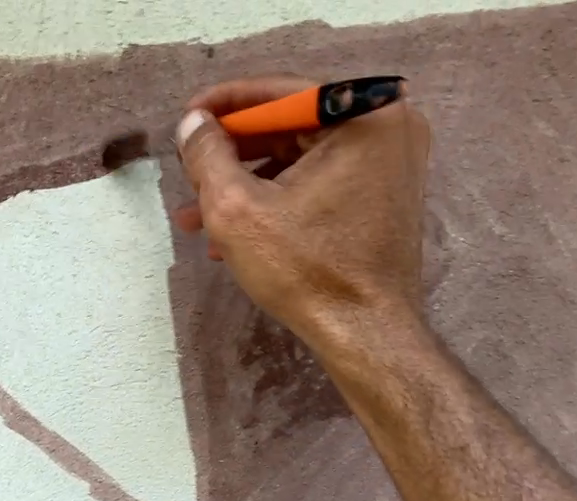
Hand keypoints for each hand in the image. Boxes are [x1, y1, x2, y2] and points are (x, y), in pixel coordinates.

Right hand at [171, 77, 432, 355]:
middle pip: (290, 128)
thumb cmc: (304, 268)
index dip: (224, 106)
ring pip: (299, 162)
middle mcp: (387, 129)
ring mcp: (389, 166)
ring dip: (245, 187)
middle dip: (231, 156)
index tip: (187, 120)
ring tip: (196, 219)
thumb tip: (191, 125)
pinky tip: (234, 236)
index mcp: (362, 116)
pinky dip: (276, 204)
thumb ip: (207, 157)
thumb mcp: (237, 209)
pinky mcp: (382, 200)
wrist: (363, 331)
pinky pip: (318, 185)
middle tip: (189, 174)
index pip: (280, 93)